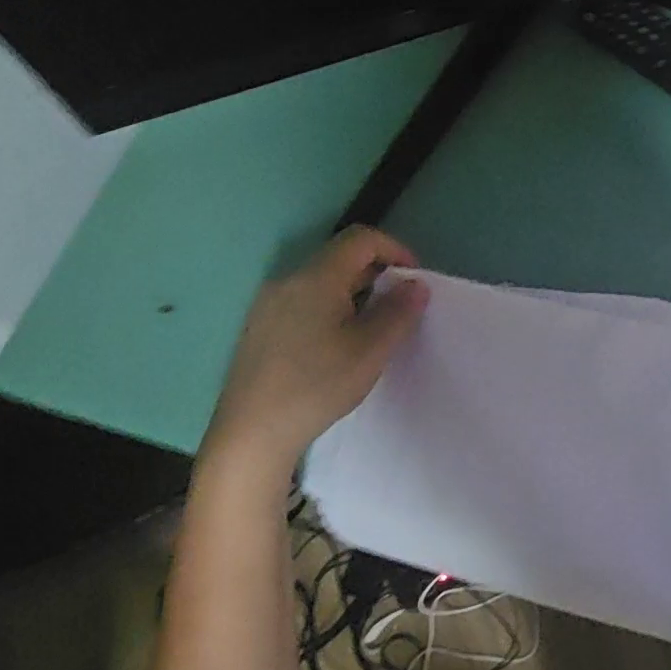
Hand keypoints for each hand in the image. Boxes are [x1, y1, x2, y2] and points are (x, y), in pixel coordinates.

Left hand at [203, 226, 428, 472]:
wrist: (253, 429)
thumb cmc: (318, 385)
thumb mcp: (370, 350)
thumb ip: (398, 313)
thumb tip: (417, 284)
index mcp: (316, 279)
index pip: (360, 239)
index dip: (395, 250)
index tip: (416, 281)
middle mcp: (288, 281)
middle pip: (340, 259)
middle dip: (378, 275)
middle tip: (402, 310)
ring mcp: (269, 304)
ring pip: (323, 283)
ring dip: (357, 294)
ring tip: (375, 331)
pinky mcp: (262, 327)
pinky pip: (306, 302)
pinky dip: (334, 309)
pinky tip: (340, 346)